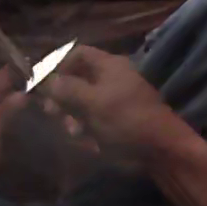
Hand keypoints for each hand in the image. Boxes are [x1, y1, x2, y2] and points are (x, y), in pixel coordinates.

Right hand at [43, 45, 196, 163]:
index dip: (58, 66)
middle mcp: (111, 79)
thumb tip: (46, 80)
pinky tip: (89, 145)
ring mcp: (114, 101)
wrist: (162, 151)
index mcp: (109, 66)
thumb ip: (67, 89)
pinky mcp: (117, 122)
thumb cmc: (127, 120)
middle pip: (76, 80)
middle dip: (62, 98)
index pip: (77, 54)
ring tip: (75, 134)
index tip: (43, 85)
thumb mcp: (94, 102)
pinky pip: (93, 122)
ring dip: (73, 119)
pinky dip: (87, 132)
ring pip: (81, 105)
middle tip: (52, 113)